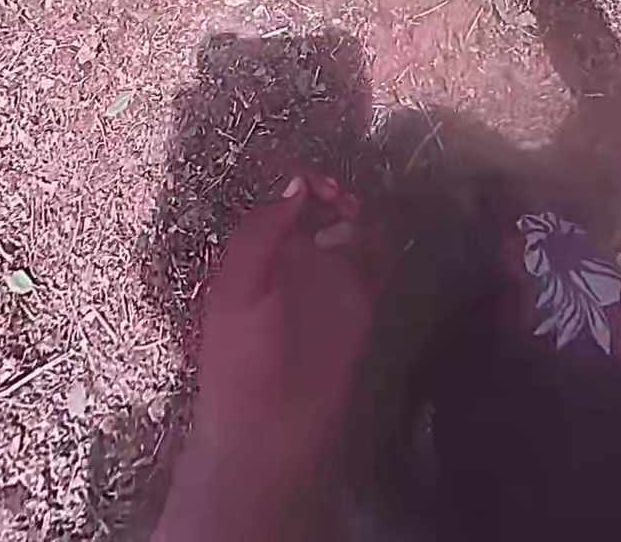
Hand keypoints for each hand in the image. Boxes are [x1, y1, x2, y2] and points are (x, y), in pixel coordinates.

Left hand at [157, 177, 377, 541]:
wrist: (264, 436)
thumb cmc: (239, 360)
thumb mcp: (238, 289)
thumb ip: (262, 234)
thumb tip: (295, 186)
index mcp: (263, 250)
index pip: (287, 200)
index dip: (304, 184)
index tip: (324, 185)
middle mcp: (297, 258)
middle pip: (323, 209)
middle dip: (336, 196)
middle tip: (346, 203)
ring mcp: (329, 280)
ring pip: (351, 230)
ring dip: (360, 217)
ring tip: (360, 223)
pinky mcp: (357, 306)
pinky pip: (374, 264)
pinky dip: (382, 247)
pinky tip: (381, 245)